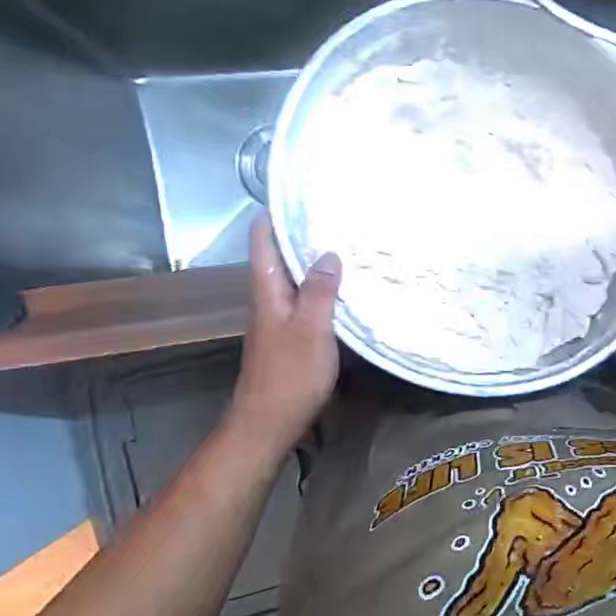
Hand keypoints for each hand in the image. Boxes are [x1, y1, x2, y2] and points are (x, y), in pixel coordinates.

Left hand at [224, 212, 340, 451]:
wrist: (270, 422)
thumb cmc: (289, 375)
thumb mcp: (310, 329)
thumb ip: (319, 291)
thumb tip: (329, 253)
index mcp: (268, 290)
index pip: (264, 240)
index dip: (278, 213)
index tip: (305, 193)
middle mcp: (270, 297)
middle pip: (282, 254)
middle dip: (305, 232)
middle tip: (342, 213)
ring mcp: (281, 316)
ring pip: (297, 276)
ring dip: (318, 259)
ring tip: (351, 241)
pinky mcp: (295, 332)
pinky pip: (309, 297)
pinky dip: (326, 285)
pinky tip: (349, 285)